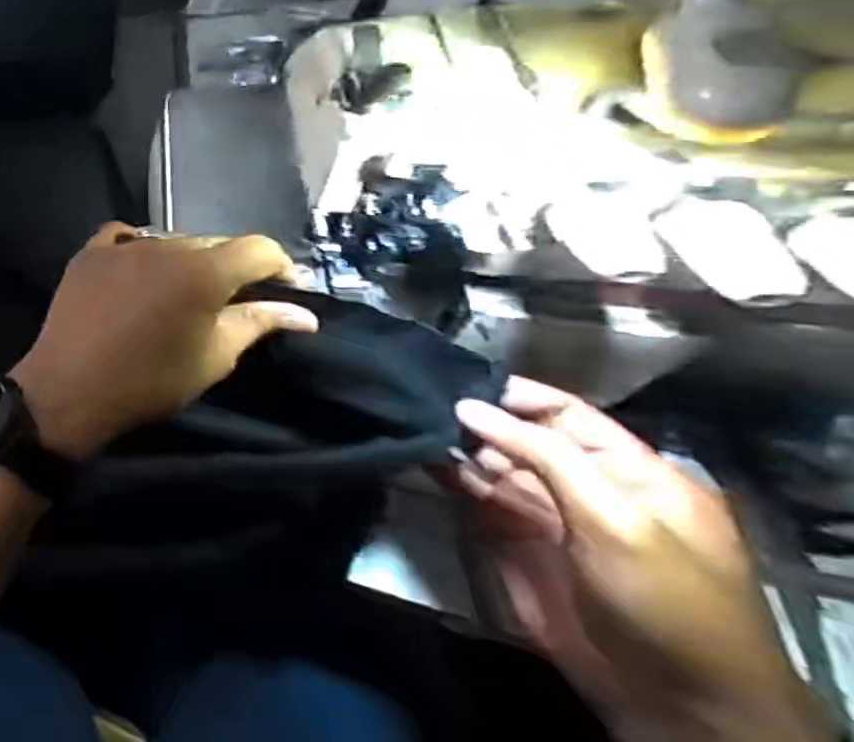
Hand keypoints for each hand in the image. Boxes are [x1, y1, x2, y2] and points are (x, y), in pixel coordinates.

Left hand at [8, 223, 317, 459]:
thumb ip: (257, 323)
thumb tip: (302, 313)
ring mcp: (120, 247)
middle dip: (232, 266)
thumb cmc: (150, 381)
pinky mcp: (88, 254)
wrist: (71, 387)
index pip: (257, 248)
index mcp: (202, 270)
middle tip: (232, 299)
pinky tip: (139, 269)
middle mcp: (162, 246)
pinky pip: (121, 237)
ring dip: (185, 260)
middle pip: (212, 243)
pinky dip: (138, 248)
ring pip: (169, 241)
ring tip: (181, 292)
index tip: (285, 290)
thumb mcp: (214, 357)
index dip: (279, 266)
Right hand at [452, 378, 830, 741]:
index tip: (456, 378)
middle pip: (520, 434)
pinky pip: (472, 494)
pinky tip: (417, 453)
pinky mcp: (509, 537)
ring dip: (453, 443)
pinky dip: (445, 474)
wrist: (670, 699)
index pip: (566, 414)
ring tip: (407, 418)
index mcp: (631, 473)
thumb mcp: (616, 519)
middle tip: (418, 395)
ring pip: (489, 462)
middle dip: (474, 416)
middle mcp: (583, 485)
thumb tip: (466, 404)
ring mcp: (545, 513)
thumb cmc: (663, 599)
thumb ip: (542, 454)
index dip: (516, 394)